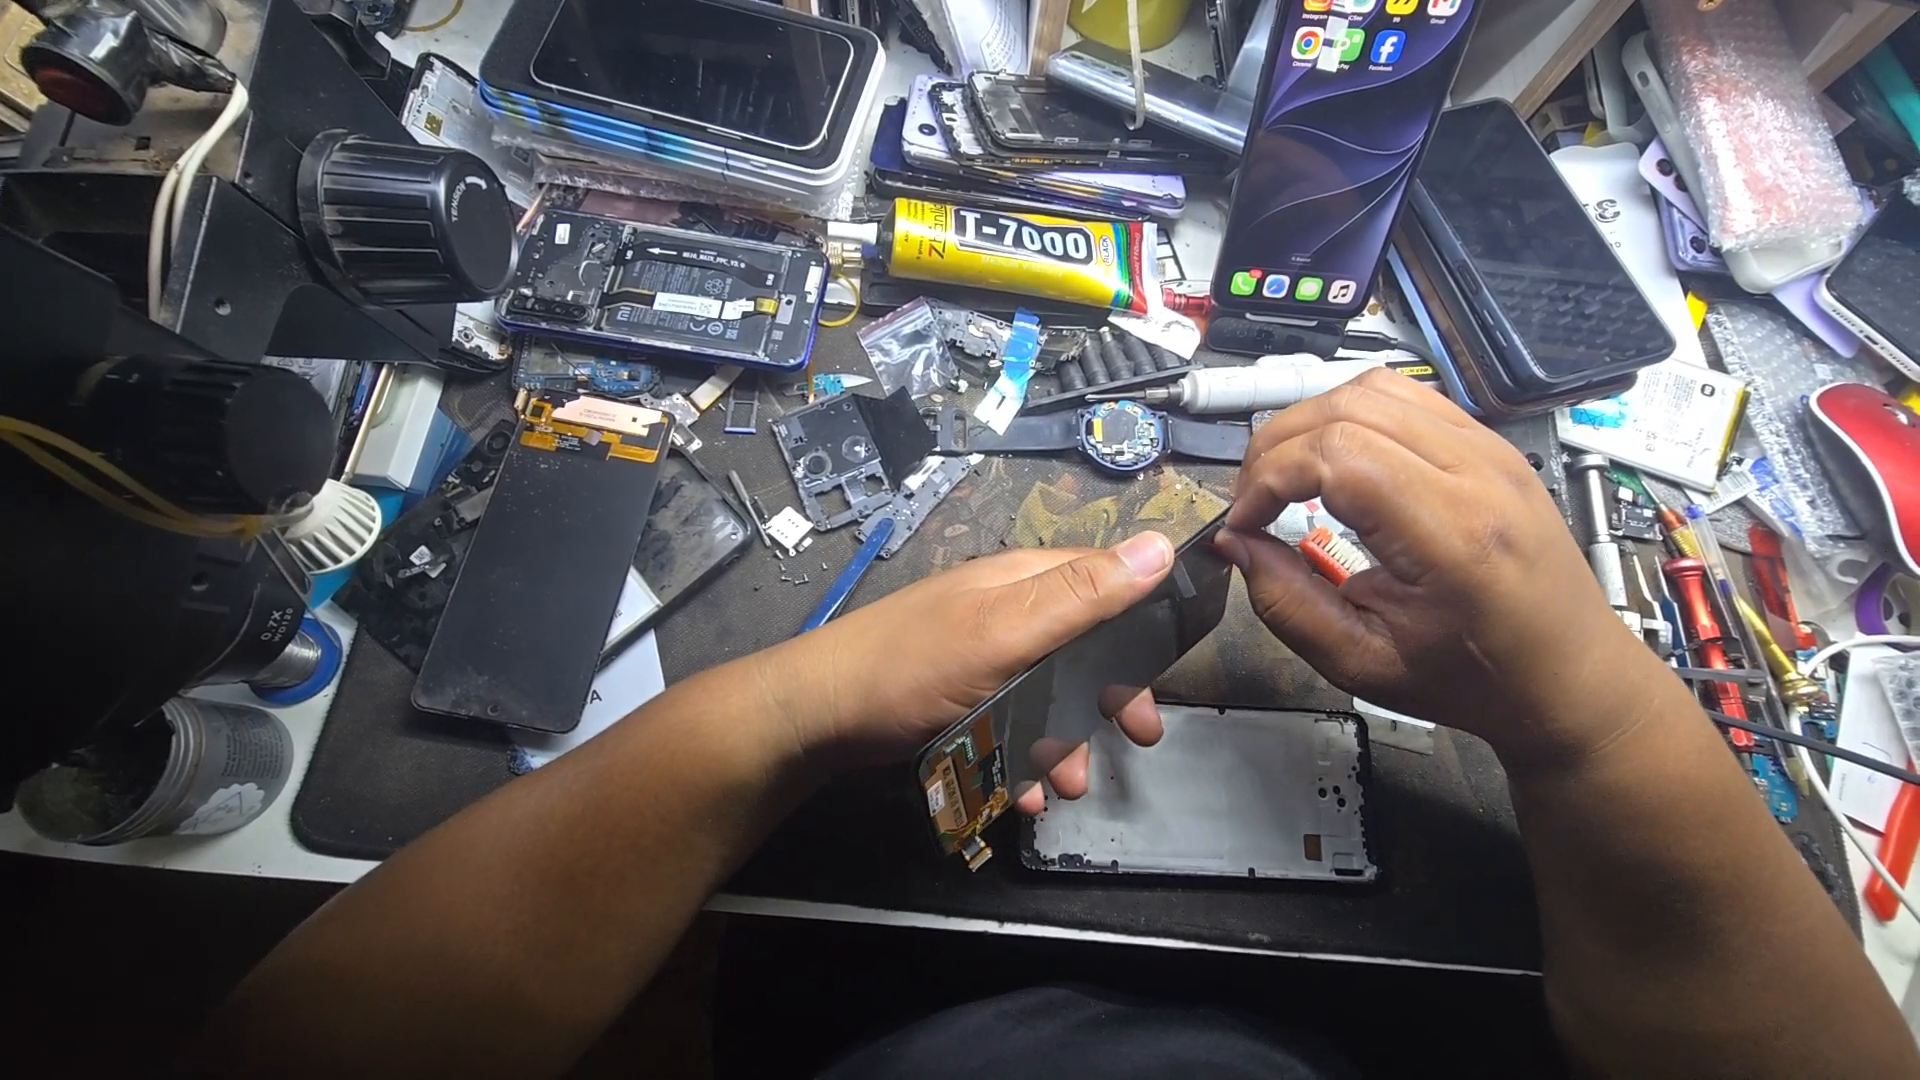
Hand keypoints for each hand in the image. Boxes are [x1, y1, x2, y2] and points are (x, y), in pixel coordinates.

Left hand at [757, 534, 1176, 786]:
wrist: (821, 714)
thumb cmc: (915, 666)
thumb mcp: (1004, 631)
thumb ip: (1080, 596)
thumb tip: (1160, 547)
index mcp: (1023, 582)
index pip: (1104, 581)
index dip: (1144, 621)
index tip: (1167, 671)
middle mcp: (1009, 609)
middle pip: (1084, 644)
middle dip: (1110, 694)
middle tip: (1139, 735)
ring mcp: (983, 652)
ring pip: (1050, 690)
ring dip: (1068, 739)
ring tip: (1065, 785)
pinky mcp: (963, 693)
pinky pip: (1014, 719)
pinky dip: (1027, 753)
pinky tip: (1024, 791)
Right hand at [1218, 368, 1661, 769]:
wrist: (1569, 676)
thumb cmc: (1469, 679)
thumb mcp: (1360, 661)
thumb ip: (1285, 602)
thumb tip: (1235, 541)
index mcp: (1452, 535)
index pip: (1336, 455)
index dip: (1267, 480)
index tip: (1243, 524)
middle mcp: (1478, 473)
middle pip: (1345, 410)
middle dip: (1273, 449)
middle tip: (1251, 501)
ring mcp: (1489, 448)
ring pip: (1370, 389)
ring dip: (1305, 425)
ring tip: (1282, 476)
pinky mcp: (1488, 442)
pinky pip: (1400, 396)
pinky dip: (1344, 416)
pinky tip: (1328, 459)